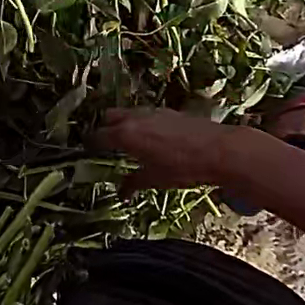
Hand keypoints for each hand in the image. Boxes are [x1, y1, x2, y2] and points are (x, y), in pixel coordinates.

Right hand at [91, 108, 247, 189]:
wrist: (218, 149)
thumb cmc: (182, 167)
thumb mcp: (155, 179)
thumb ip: (134, 183)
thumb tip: (122, 193)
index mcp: (126, 135)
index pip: (99, 135)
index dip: (91, 143)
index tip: (86, 149)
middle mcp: (135, 118)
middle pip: (110, 116)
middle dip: (104, 128)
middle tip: (104, 144)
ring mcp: (153, 111)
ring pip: (129, 112)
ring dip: (123, 123)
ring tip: (126, 140)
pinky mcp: (168, 111)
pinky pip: (146, 114)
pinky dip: (141, 122)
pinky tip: (150, 136)